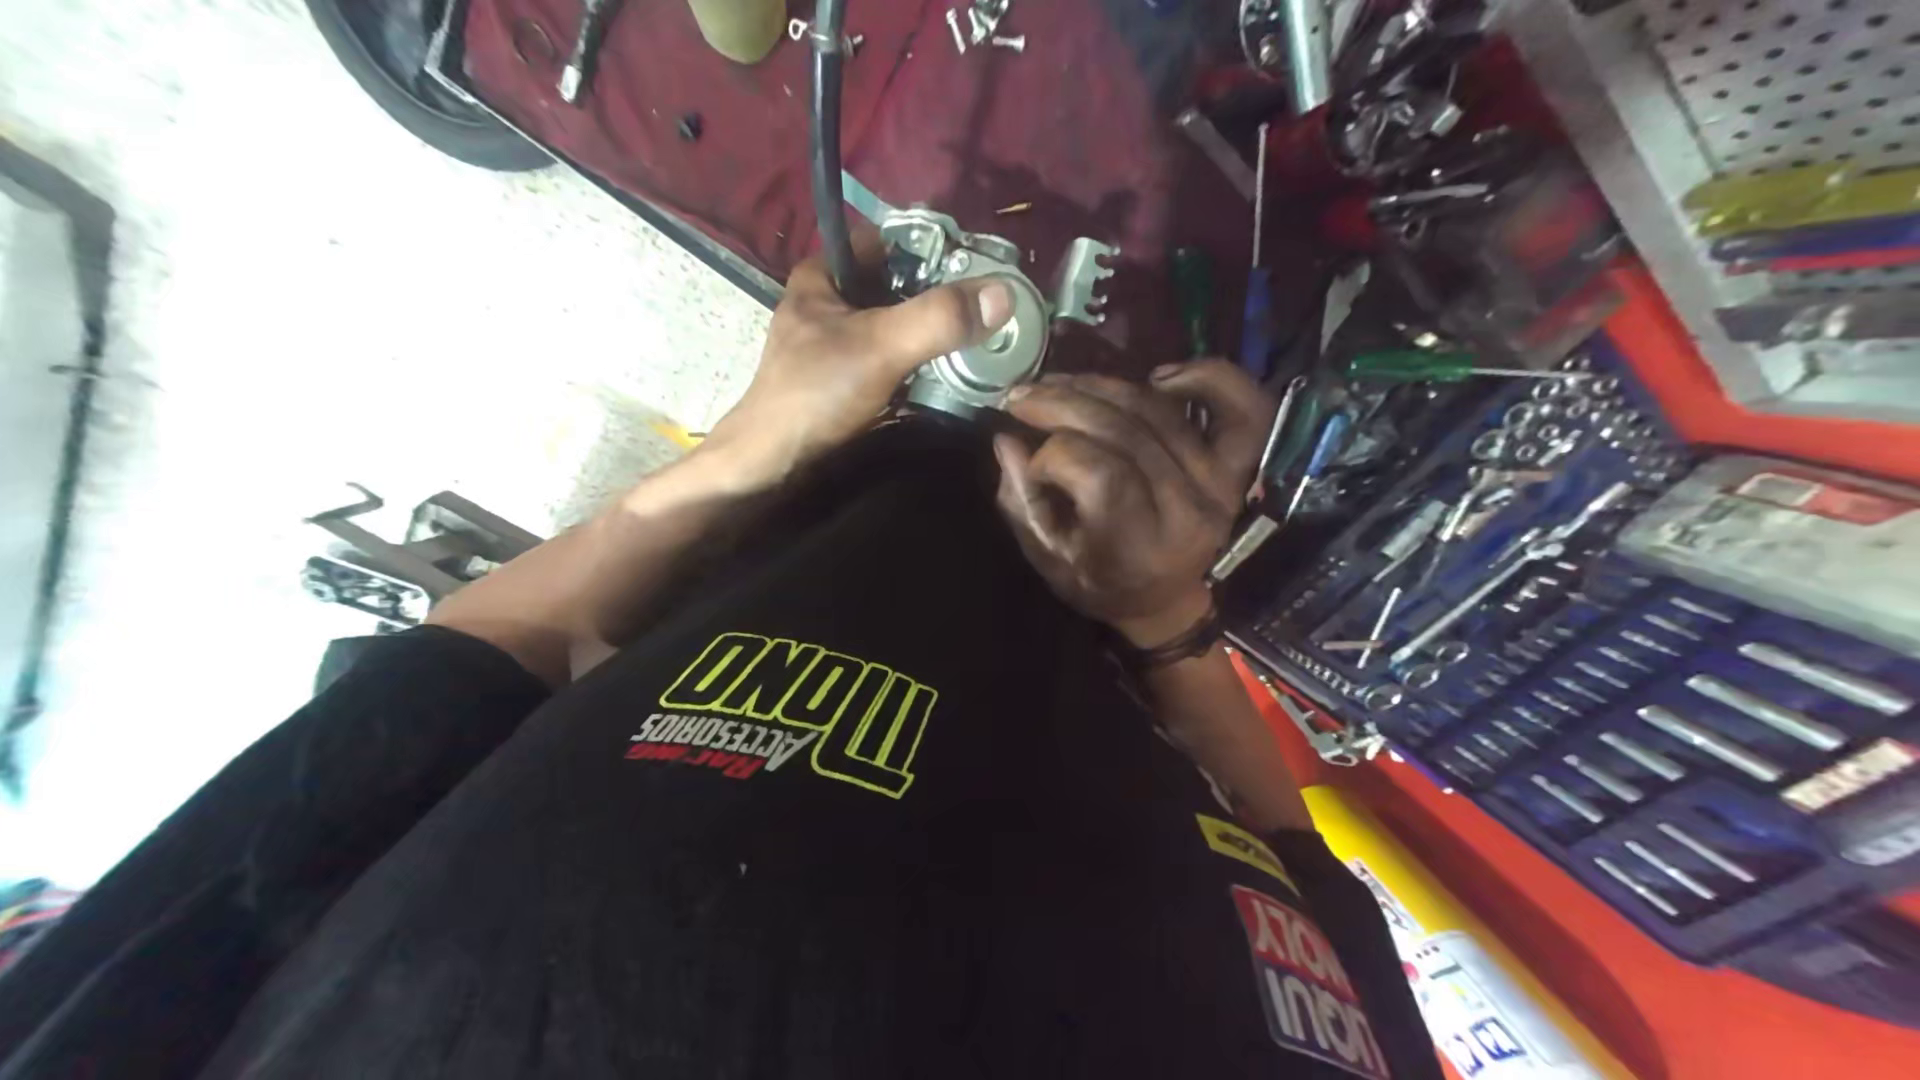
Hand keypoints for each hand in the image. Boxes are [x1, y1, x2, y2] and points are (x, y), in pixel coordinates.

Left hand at [705, 231, 1014, 486]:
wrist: (773, 465)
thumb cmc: (814, 394)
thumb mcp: (879, 346)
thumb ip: (937, 319)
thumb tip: (1002, 294)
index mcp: (824, 275)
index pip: (889, 243)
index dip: (933, 250)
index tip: (979, 267)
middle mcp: (831, 304)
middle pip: (898, 287)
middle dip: (941, 298)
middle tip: (989, 310)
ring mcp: (839, 344)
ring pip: (898, 326)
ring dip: (933, 335)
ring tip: (981, 340)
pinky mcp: (849, 380)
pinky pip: (895, 360)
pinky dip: (921, 365)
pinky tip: (952, 374)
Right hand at [992, 361, 1276, 647]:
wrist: (1165, 600)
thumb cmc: (1100, 583)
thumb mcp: (1049, 559)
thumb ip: (1022, 502)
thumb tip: (1006, 439)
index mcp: (1138, 544)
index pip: (1099, 472)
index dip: (1052, 455)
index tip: (1030, 464)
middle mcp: (1187, 508)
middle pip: (1125, 430)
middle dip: (1062, 403)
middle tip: (1021, 397)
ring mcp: (1219, 481)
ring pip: (1158, 409)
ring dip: (1101, 385)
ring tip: (1058, 383)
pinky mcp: (1236, 466)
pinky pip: (1241, 407)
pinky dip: (1207, 377)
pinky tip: (1157, 377)